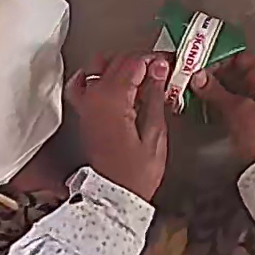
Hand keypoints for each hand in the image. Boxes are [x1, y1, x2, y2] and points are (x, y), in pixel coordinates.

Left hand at [65, 53, 171, 201]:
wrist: (114, 196)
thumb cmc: (137, 172)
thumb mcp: (155, 132)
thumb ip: (155, 95)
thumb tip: (159, 68)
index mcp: (112, 100)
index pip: (134, 62)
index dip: (155, 58)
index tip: (170, 62)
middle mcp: (94, 97)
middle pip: (118, 60)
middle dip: (142, 59)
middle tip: (163, 68)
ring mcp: (85, 104)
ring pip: (100, 65)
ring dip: (122, 64)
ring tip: (144, 74)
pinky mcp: (84, 112)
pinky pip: (83, 82)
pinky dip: (97, 75)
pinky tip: (113, 79)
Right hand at [192, 53, 254, 165]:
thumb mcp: (235, 110)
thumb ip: (215, 91)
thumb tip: (197, 75)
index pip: (242, 58)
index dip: (221, 59)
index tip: (200, 63)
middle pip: (238, 73)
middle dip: (216, 74)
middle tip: (194, 76)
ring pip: (236, 88)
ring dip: (218, 89)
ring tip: (196, 89)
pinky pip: (237, 102)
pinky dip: (223, 101)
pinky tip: (207, 104)